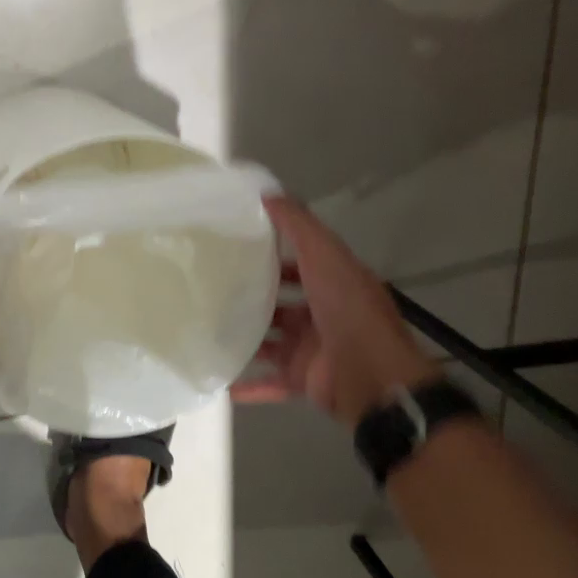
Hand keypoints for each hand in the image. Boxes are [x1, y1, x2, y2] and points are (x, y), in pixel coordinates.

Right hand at [232, 196, 436, 425]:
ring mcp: (313, 349)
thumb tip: (269, 193)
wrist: (370, 376)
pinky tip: (222, 381)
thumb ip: (298, 226)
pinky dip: (249, 385)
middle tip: (213, 288)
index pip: (301, 264)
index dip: (274, 254)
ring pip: (273, 341)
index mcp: (335, 284)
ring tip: (207, 328)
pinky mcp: (303, 379)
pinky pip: (271, 382)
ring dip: (247, 337)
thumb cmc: (347, 310)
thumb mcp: (325, 256)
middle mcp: (324, 315)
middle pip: (283, 303)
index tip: (237, 246)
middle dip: (255, 297)